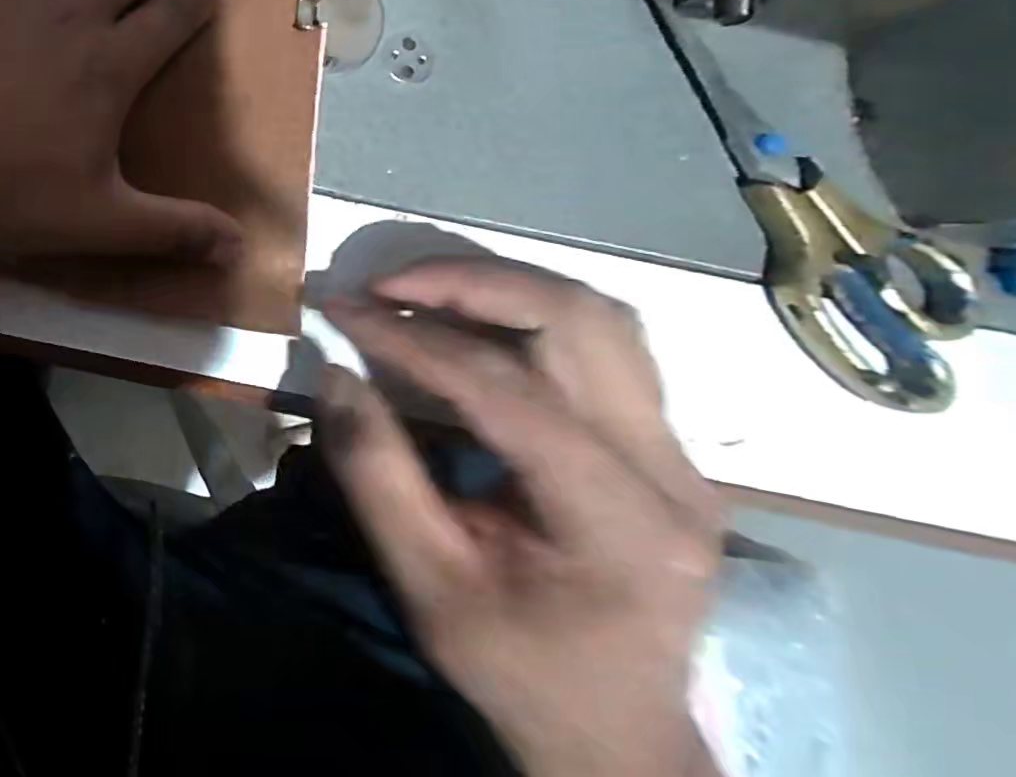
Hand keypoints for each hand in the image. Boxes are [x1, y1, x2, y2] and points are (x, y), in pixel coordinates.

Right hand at [319, 258, 721, 776]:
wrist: (616, 731)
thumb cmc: (517, 671)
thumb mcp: (427, 586)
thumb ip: (377, 475)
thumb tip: (336, 373)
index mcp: (618, 523)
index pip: (508, 392)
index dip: (415, 342)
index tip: (345, 312)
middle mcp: (670, 470)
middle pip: (579, 323)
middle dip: (469, 284)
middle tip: (387, 284)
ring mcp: (679, 450)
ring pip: (599, 317)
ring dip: (504, 286)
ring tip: (423, 290)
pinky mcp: (664, 442)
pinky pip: (603, 342)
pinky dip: (531, 311)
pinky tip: (477, 319)